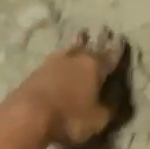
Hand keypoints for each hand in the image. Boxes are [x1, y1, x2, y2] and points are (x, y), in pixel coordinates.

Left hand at [0, 29, 125, 148]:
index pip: (111, 54)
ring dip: (78, 42)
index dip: (118, 47)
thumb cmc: (69, 118)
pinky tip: (62, 57)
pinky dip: (63, 56)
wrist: (27, 115)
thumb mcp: (98, 120)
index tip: (122, 38)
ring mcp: (54, 62)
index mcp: (95, 67)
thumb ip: (109, 108)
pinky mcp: (37, 70)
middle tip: (104, 29)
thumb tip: (114, 100)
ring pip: (71, 48)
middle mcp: (76, 58)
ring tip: (82, 35)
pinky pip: (56, 58)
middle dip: (98, 38)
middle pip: (90, 45)